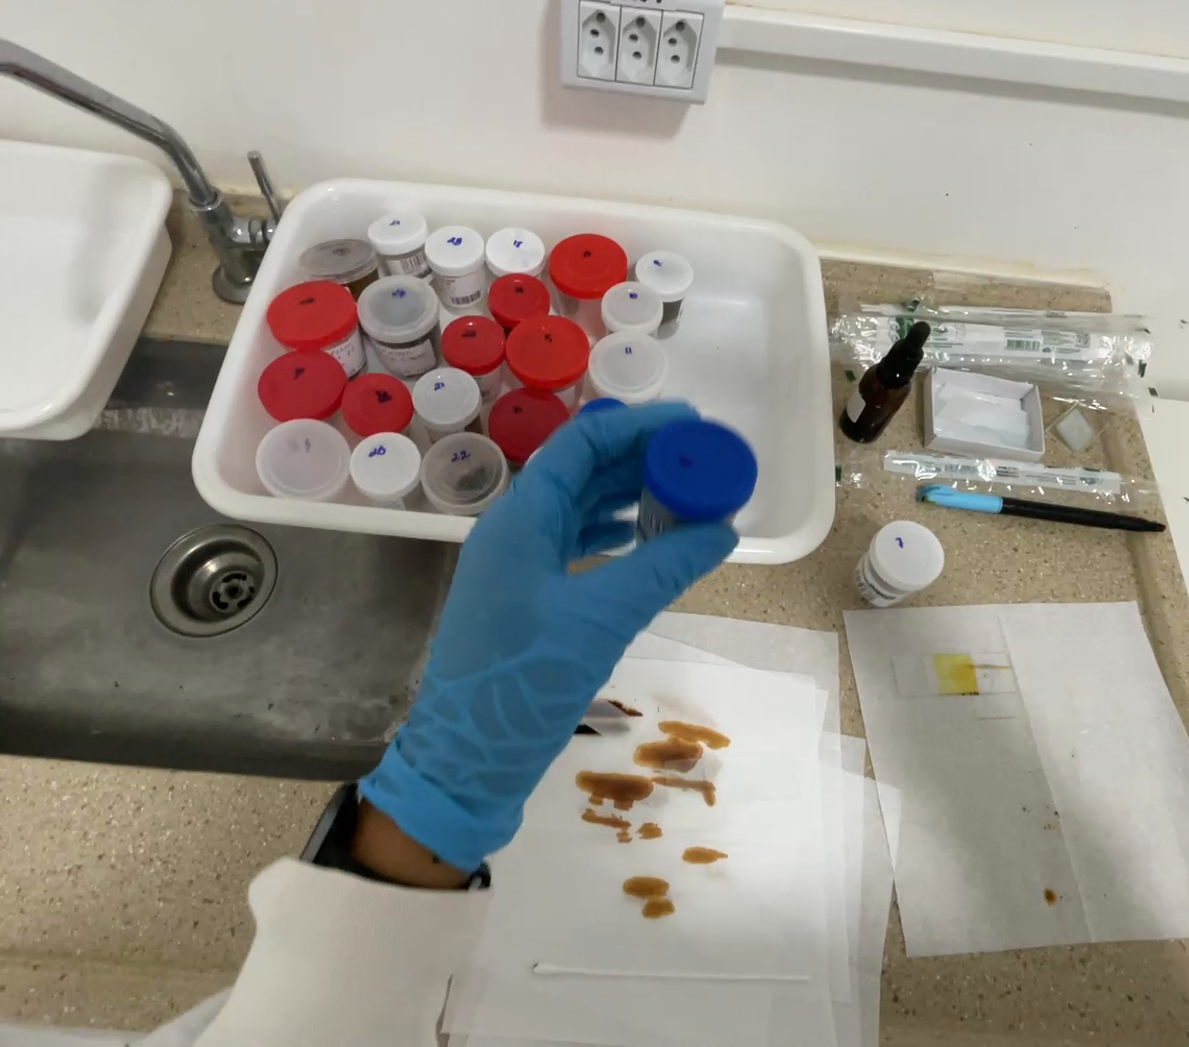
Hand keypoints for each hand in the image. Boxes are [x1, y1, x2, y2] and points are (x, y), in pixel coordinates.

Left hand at [357, 401, 738, 870]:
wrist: (465, 763)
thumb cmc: (523, 683)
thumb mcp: (601, 620)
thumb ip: (663, 568)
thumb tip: (723, 530)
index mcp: (522, 518)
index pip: (582, 444)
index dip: (638, 427)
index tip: (691, 425)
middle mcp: (516, 529)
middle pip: (583, 471)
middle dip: (640, 460)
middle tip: (698, 462)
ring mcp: (518, 563)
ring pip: (580, 508)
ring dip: (629, 497)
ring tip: (684, 496)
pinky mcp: (527, 595)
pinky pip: (576, 545)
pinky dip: (614, 536)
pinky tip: (646, 540)